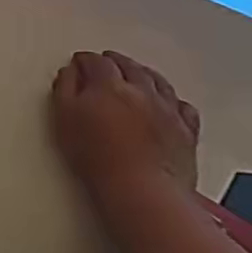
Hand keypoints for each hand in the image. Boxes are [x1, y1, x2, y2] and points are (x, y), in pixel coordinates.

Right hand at [52, 51, 200, 214]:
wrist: (141, 192)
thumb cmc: (97, 158)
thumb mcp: (64, 120)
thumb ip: (65, 89)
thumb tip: (70, 72)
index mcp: (109, 86)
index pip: (96, 62)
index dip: (84, 60)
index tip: (78, 62)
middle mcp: (141, 91)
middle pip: (128, 65)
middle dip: (114, 61)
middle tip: (105, 61)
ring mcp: (167, 110)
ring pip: (157, 81)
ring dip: (143, 73)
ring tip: (135, 73)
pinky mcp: (186, 132)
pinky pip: (182, 107)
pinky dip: (172, 100)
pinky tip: (167, 103)